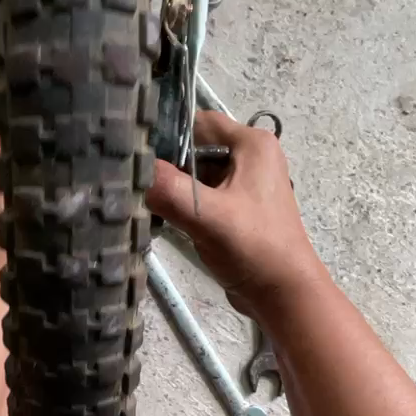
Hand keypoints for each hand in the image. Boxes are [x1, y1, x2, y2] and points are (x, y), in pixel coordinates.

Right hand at [146, 112, 330, 317]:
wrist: (282, 292)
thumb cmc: (252, 247)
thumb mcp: (207, 215)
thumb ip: (168, 190)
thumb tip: (133, 171)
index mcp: (252, 144)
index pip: (199, 123)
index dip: (168, 135)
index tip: (137, 156)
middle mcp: (251, 158)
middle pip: (197, 150)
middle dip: (168, 168)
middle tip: (136, 185)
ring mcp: (246, 186)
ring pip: (198, 177)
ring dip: (175, 192)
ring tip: (147, 205)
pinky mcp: (239, 212)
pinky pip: (205, 200)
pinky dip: (186, 209)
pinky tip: (167, 223)